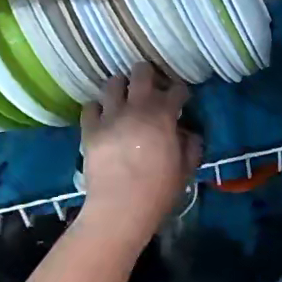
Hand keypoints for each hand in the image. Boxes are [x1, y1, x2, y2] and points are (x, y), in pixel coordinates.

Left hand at [77, 63, 200, 247]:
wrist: (120, 208)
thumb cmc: (158, 191)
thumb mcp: (185, 170)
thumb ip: (191, 146)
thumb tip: (188, 133)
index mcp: (163, 115)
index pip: (176, 89)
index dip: (180, 92)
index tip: (180, 100)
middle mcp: (136, 107)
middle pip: (141, 72)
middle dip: (149, 74)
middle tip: (151, 87)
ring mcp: (110, 116)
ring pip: (112, 83)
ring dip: (121, 87)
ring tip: (124, 98)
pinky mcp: (90, 128)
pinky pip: (90, 106)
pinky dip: (98, 108)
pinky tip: (103, 117)